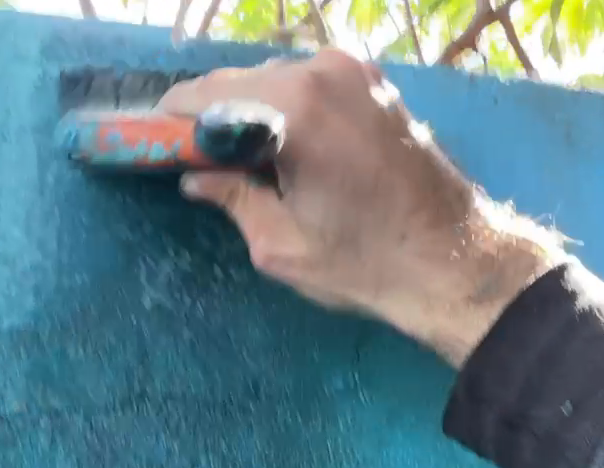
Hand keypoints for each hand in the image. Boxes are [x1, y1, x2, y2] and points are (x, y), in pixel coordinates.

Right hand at [159, 51, 561, 367]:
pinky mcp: (379, 84)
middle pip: (242, 82)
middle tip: (199, 160)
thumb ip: (231, 199)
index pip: (204, 93)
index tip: (150, 139)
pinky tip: (289, 152)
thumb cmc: (365, 263)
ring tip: (248, 165)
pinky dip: (292, 113)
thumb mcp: (281, 245)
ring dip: (256, 116)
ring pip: (280, 83)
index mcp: (294, 104)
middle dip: (215, 118)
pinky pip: (315, 88)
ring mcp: (358, 70)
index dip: (172, 120)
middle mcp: (324, 68)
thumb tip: (195, 177)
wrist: (454, 263)